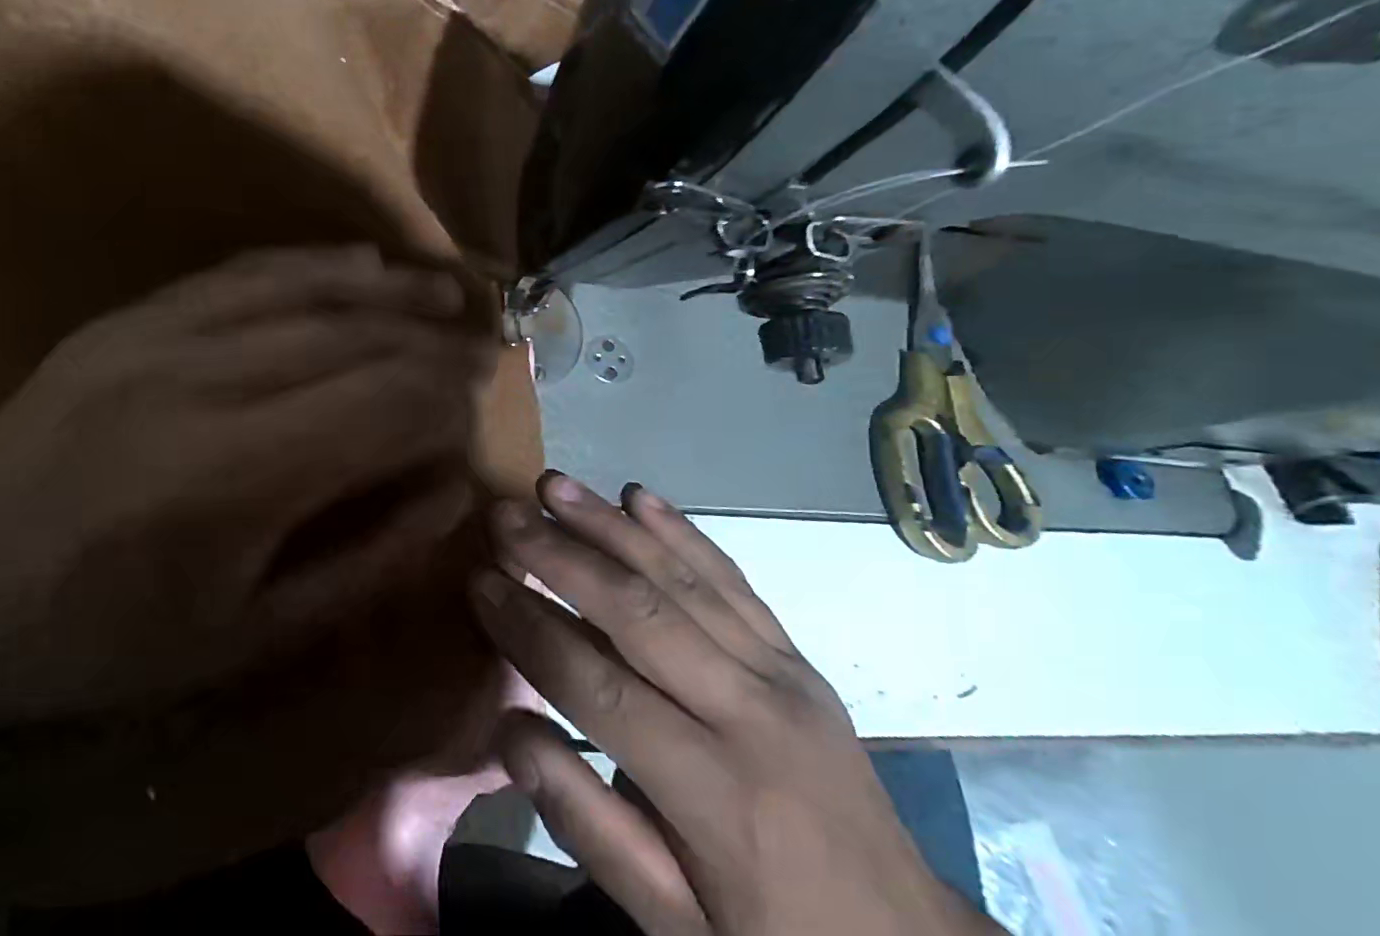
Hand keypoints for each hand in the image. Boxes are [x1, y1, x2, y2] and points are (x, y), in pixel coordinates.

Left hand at [0, 245, 494, 727]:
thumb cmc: (114, 644)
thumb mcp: (260, 634)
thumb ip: (374, 557)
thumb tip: (456, 486)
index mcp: (233, 477)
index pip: (386, 405)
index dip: (448, 403)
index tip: (479, 415)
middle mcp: (198, 384)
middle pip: (357, 340)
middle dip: (437, 344)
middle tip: (488, 352)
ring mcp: (153, 338)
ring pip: (308, 293)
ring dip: (393, 292)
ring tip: (452, 292)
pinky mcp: (125, 322)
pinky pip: (242, 273)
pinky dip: (316, 265)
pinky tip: (366, 263)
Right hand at [469, 474, 1001, 935]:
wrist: (899, 933)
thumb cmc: (769, 932)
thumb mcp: (672, 920)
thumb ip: (588, 825)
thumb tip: (510, 730)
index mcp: (711, 788)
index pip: (597, 687)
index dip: (531, 630)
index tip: (481, 582)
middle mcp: (749, 708)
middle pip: (640, 612)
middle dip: (563, 555)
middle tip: (505, 513)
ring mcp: (781, 671)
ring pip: (684, 580)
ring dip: (614, 527)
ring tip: (558, 487)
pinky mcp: (796, 655)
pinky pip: (734, 581)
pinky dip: (684, 533)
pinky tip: (642, 499)